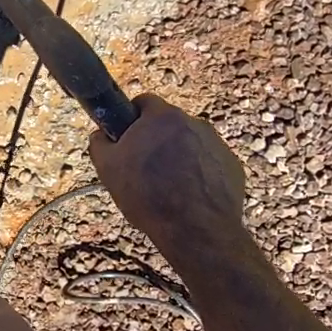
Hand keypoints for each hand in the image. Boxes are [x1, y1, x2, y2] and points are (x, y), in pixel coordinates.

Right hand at [89, 95, 249, 264]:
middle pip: (168, 125)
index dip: (131, 118)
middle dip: (155, 140)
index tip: (125, 137)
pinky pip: (207, 163)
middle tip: (141, 167)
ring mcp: (217, 144)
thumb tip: (100, 135)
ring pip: (189, 144)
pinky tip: (185, 196)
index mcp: (163, 117)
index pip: (144, 102)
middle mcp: (194, 123)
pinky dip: (197, 174)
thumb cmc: (147, 195)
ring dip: (176, 157)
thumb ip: (99, 143)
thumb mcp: (107, 168)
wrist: (195, 228)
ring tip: (164, 187)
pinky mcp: (232, 166)